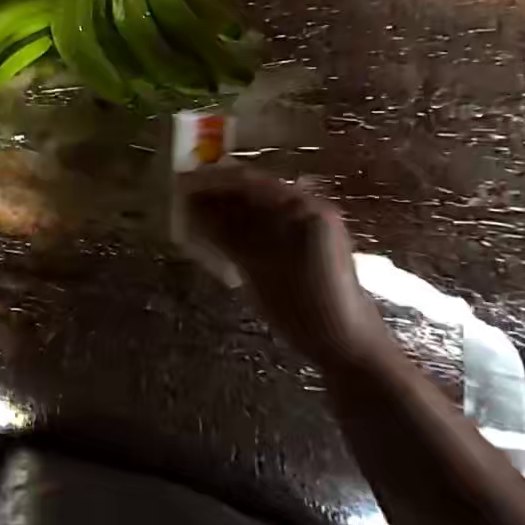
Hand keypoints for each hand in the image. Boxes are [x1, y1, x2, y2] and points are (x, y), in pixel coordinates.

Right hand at [181, 163, 395, 367]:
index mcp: (302, 206)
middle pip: (249, 193)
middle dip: (214, 194)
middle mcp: (301, 210)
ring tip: (187, 214)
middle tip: (178, 197)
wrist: (345, 343)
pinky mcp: (290, 251)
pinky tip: (209, 236)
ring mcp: (297, 230)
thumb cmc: (309, 304)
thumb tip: (194, 206)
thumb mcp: (262, 267)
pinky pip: (256, 231)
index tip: (182, 182)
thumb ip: (228, 233)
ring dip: (220, 211)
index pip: (249, 182)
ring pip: (250, 211)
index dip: (213, 181)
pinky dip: (231, 231)